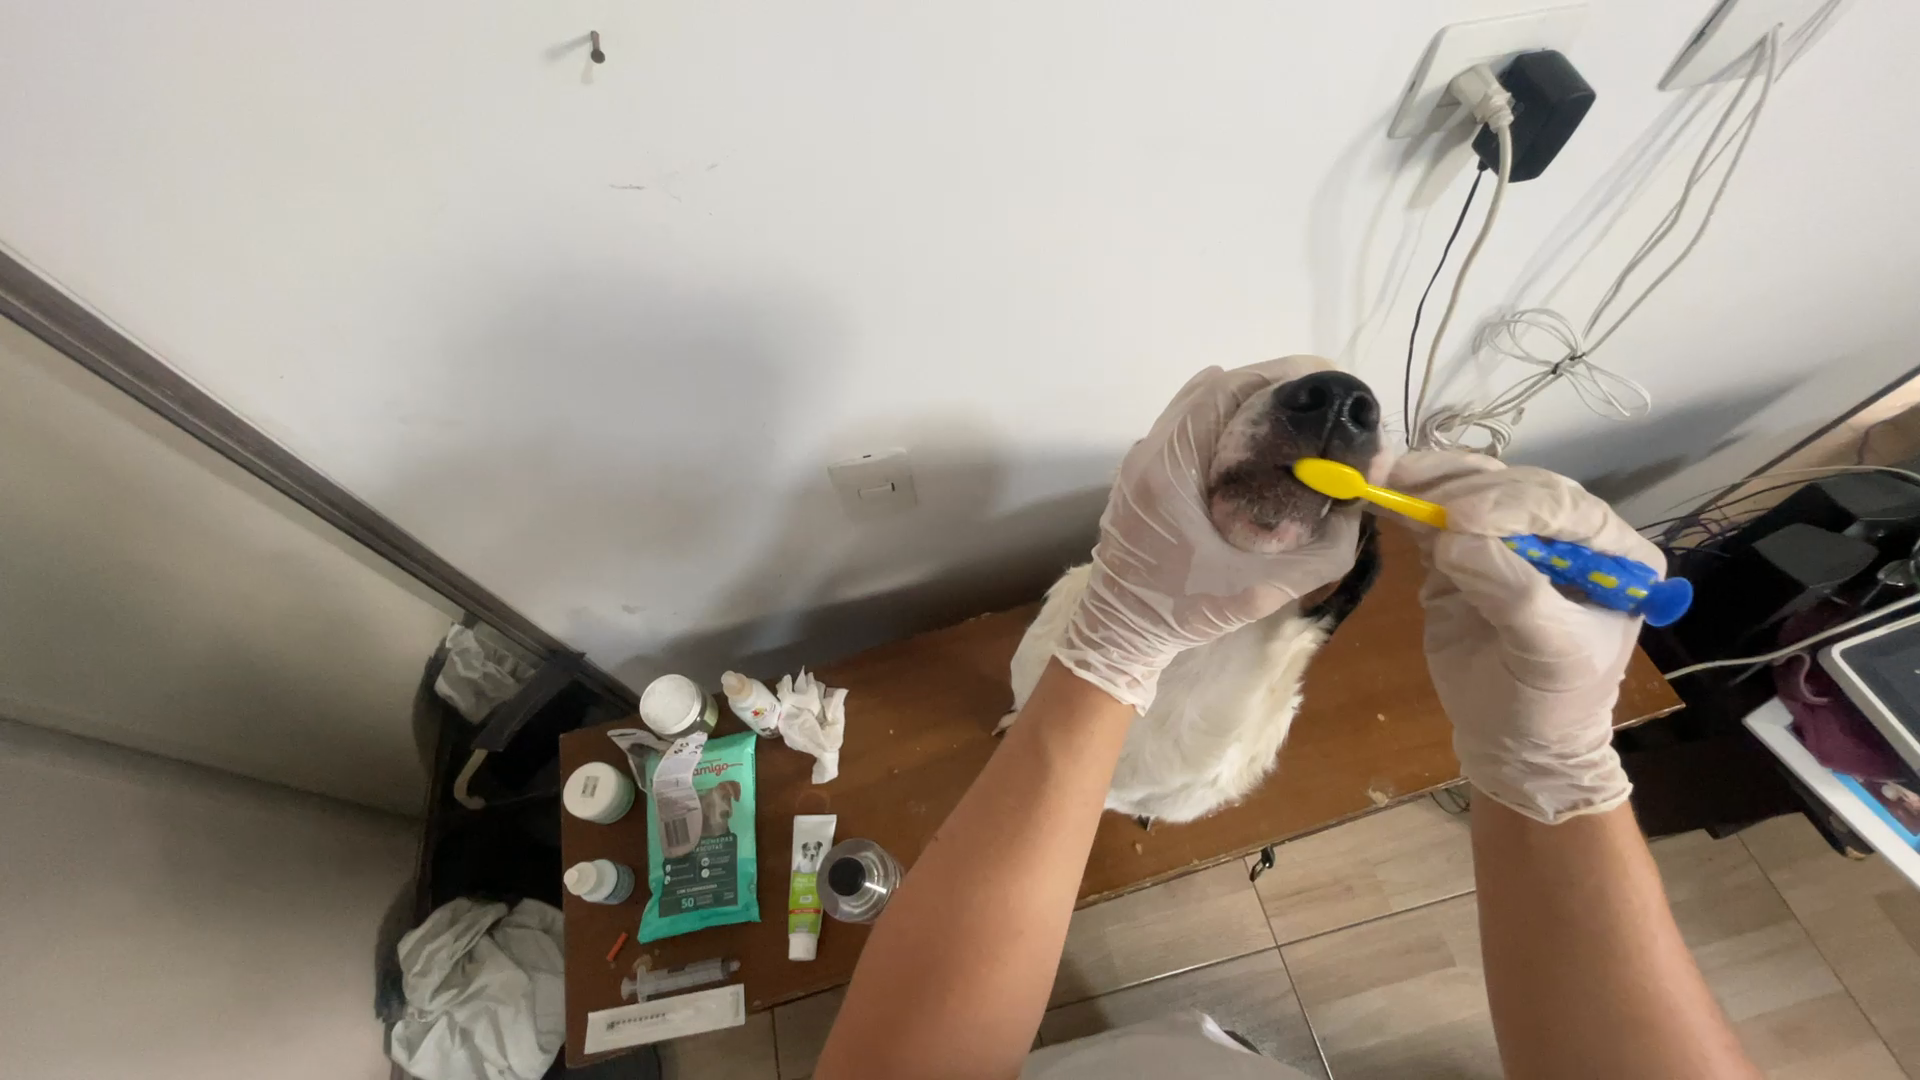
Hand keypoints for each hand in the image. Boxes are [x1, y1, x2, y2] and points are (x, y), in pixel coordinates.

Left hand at [1055, 359, 1362, 711]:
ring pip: (1197, 408)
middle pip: (1212, 390)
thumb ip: (1324, 550)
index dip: (1279, 374)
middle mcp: (1148, 452)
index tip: (1327, 383)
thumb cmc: (1183, 611)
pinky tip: (1258, 450)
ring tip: (1296, 423)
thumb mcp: (1265, 588)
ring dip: (1246, 406)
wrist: (1119, 632)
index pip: (1223, 389)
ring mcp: (1138, 462)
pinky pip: (1186, 430)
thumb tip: (1359, 504)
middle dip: (1270, 387)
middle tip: (1320, 407)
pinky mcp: (1140, 477)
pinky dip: (1224, 426)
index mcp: (1168, 468)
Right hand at [1390, 450, 1661, 823]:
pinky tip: (1378, 493)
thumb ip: (1513, 592)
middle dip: (1459, 484)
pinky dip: (1405, 505)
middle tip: (1406, 484)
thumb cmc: (1548, 702)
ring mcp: (1506, 542)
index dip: (1509, 504)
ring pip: (1470, 492)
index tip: (1457, 521)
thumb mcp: (1548, 653)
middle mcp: (1560, 536)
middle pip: (1512, 487)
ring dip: (1425, 481)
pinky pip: (1434, 520)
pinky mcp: (1458, 557)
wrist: (1511, 739)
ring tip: (1383, 473)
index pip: (1561, 506)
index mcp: (1609, 553)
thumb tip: (1452, 538)